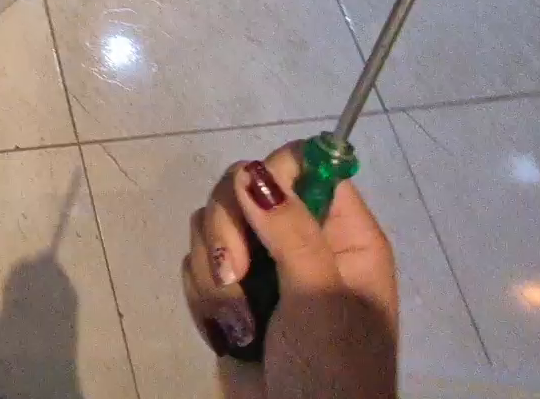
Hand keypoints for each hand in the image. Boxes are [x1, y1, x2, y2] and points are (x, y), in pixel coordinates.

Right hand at [184, 142, 398, 398]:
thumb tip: (250, 170)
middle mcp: (301, 239)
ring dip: (215, 272)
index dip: (273, 174)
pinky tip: (227, 329)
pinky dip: (204, 294)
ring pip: (212, 223)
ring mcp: (262, 264)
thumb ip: (290, 230)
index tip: (258, 203)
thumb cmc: (331, 373)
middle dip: (228, 231)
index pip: (303, 164)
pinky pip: (196, 260)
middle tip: (238, 273)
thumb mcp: (320, 298)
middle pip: (242, 186)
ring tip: (238, 321)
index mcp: (343, 237)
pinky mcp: (229, 289)